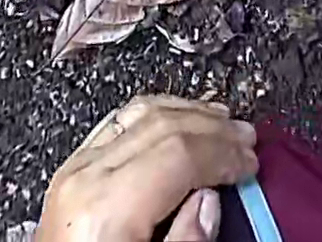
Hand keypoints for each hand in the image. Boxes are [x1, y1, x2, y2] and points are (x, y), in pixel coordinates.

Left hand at [37, 95, 258, 241]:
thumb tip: (210, 200)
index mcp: (106, 211)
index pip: (179, 153)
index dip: (222, 152)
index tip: (250, 162)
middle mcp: (87, 177)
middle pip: (162, 125)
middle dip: (212, 128)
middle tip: (246, 138)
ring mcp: (75, 168)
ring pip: (141, 111)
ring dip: (188, 111)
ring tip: (222, 120)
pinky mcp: (71, 169)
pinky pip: (120, 120)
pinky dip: (156, 113)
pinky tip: (178, 117)